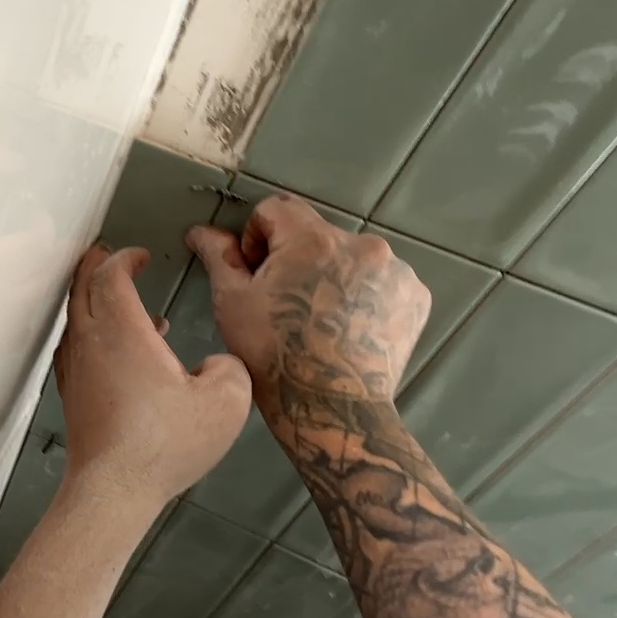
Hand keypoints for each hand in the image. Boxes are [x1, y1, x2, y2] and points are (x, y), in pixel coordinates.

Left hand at [54, 245, 251, 505]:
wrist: (113, 489)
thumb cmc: (165, 444)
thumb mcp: (225, 401)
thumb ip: (229, 369)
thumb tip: (215, 365)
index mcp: (122, 330)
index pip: (110, 275)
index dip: (124, 258)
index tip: (140, 256)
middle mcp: (90, 343)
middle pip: (82, 288)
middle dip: (96, 267)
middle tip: (110, 258)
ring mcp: (76, 370)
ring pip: (76, 320)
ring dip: (94, 302)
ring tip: (128, 307)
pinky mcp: (73, 396)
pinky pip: (76, 349)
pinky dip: (94, 335)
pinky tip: (124, 358)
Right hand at [186, 194, 429, 416]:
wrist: (331, 407)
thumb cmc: (273, 354)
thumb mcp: (233, 303)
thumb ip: (220, 257)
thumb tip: (201, 230)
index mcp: (311, 240)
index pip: (276, 210)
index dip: (257, 240)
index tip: (256, 276)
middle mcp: (361, 244)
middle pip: (316, 236)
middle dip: (296, 261)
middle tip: (284, 307)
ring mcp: (395, 271)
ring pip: (351, 260)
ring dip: (333, 278)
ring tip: (319, 323)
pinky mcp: (415, 297)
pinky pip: (382, 283)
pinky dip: (364, 297)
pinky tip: (349, 330)